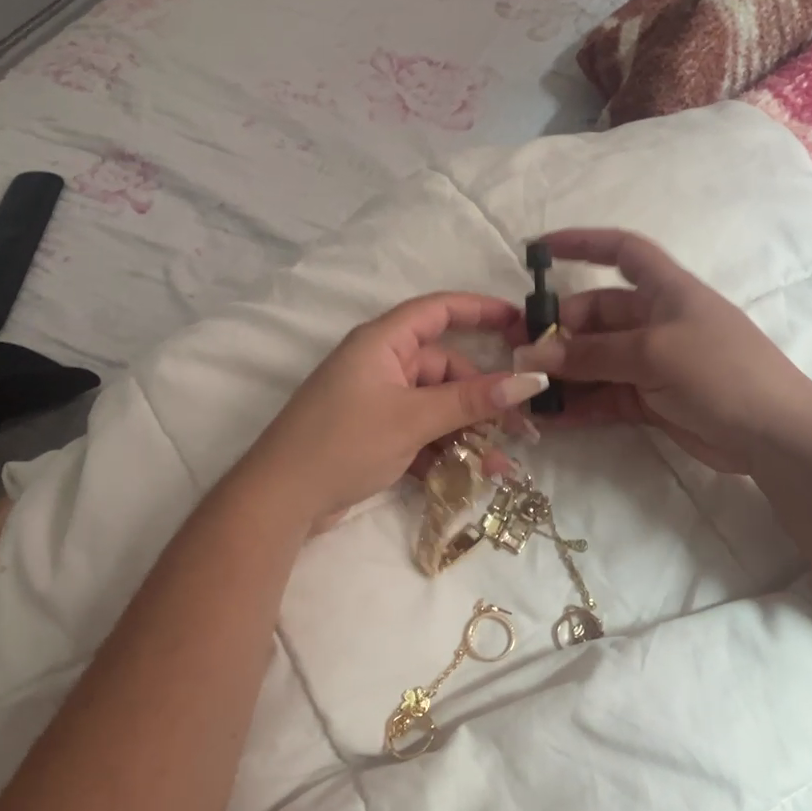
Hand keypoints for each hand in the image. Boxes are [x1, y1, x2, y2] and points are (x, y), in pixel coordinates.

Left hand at [240, 292, 548, 526]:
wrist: (281, 499)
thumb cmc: (343, 443)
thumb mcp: (413, 419)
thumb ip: (471, 400)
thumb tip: (530, 381)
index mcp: (382, 343)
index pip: (438, 311)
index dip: (480, 310)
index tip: (521, 323)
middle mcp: (380, 365)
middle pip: (445, 368)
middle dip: (483, 396)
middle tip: (521, 425)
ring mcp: (377, 402)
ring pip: (437, 406)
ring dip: (468, 431)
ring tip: (501, 463)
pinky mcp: (375, 436)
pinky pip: (421, 433)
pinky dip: (444, 451)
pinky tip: (472, 475)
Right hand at [512, 228, 811, 473]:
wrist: (772, 432)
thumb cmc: (719, 371)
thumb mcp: (652, 353)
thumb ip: (591, 354)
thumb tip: (532, 354)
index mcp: (666, 291)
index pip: (622, 252)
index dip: (583, 243)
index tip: (539, 250)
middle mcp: (657, 321)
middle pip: (597, 316)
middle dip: (559, 331)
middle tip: (520, 354)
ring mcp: (654, 364)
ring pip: (597, 361)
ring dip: (564, 374)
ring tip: (526, 390)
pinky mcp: (653, 402)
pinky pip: (606, 397)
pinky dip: (580, 406)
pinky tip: (550, 418)